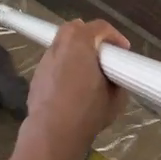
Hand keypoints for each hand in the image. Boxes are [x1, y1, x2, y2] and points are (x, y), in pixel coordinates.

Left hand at [23, 19, 129, 151]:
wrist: (53, 132)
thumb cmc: (87, 111)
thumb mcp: (116, 98)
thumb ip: (116, 80)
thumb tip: (114, 79)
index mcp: (80, 43)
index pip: (100, 27)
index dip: (115, 37)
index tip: (123, 51)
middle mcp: (60, 46)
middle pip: (75, 28)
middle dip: (91, 36)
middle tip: (103, 53)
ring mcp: (45, 60)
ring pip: (62, 45)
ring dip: (75, 51)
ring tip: (86, 69)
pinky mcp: (36, 76)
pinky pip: (54, 62)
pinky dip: (64, 66)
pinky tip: (71, 84)